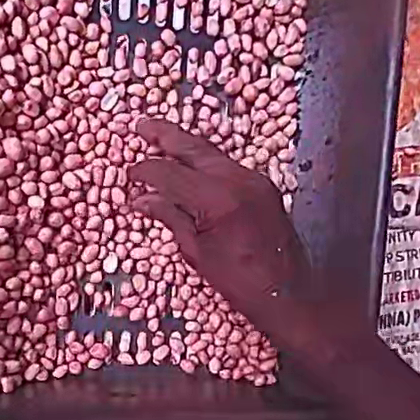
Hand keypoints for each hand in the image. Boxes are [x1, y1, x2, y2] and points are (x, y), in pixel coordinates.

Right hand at [127, 118, 339, 354]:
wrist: (289, 294)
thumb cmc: (240, 283)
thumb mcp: (196, 251)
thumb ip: (170, 217)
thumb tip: (142, 199)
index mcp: (218, 199)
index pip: (171, 174)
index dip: (146, 171)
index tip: (130, 174)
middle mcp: (239, 180)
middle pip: (194, 149)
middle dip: (165, 136)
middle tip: (141, 125)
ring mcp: (255, 180)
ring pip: (212, 154)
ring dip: (185, 147)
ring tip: (161, 139)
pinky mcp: (264, 186)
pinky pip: (228, 166)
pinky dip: (204, 163)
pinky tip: (190, 166)